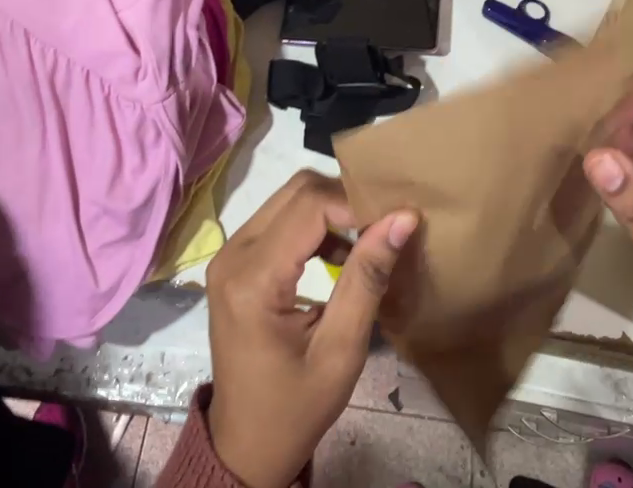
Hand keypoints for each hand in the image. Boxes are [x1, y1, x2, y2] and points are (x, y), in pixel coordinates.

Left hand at [206, 171, 418, 487]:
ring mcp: (229, 254)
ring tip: (369, 239)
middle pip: (296, 191)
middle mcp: (233, 254)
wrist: (246, 441)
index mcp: (252, 279)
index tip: (398, 222)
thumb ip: (367, 278)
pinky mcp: (235, 260)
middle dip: (345, 200)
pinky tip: (341, 252)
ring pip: (288, 199)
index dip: (357, 205)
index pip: (309, 207)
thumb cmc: (296, 405)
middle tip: (385, 226)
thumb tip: (403, 219)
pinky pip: (279, 219)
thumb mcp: (342, 349)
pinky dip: (314, 224)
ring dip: (331, 210)